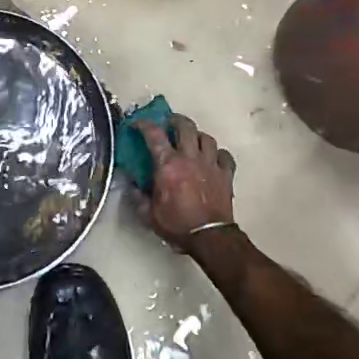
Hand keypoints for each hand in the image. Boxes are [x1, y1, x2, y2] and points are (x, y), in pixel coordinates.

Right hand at [133, 113, 238, 252]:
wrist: (209, 237)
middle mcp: (189, 158)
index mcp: (167, 164)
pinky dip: (217, 153)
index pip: (154, 134)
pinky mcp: (226, 174)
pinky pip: (224, 155)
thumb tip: (132, 183)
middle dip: (175, 120)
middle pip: (185, 126)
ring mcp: (210, 164)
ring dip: (197, 136)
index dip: (143, 124)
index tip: (136, 125)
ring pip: (206, 137)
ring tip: (191, 140)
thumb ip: (137, 195)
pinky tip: (212, 158)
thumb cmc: (176, 224)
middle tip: (169, 124)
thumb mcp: (147, 213)